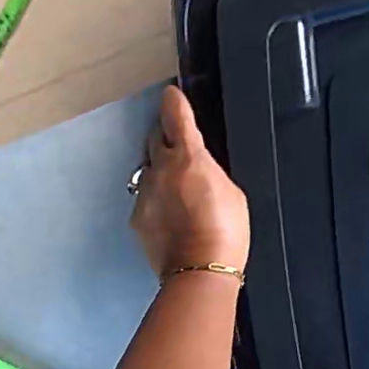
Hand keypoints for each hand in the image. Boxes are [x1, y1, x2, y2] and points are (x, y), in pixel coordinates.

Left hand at [130, 85, 250, 278]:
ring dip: (158, 174)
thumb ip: (210, 171)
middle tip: (177, 149)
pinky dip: (153, 204)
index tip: (172, 96)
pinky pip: (144, 201)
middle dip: (164, 139)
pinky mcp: (136, 219)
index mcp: (188, 156)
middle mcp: (160, 169)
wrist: (199, 272)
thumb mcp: (232, 193)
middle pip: (153, 139)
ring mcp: (144, 195)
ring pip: (146, 172)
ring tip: (173, 192)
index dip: (173, 102)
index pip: (174, 113)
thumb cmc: (226, 232)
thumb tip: (198, 170)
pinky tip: (167, 219)